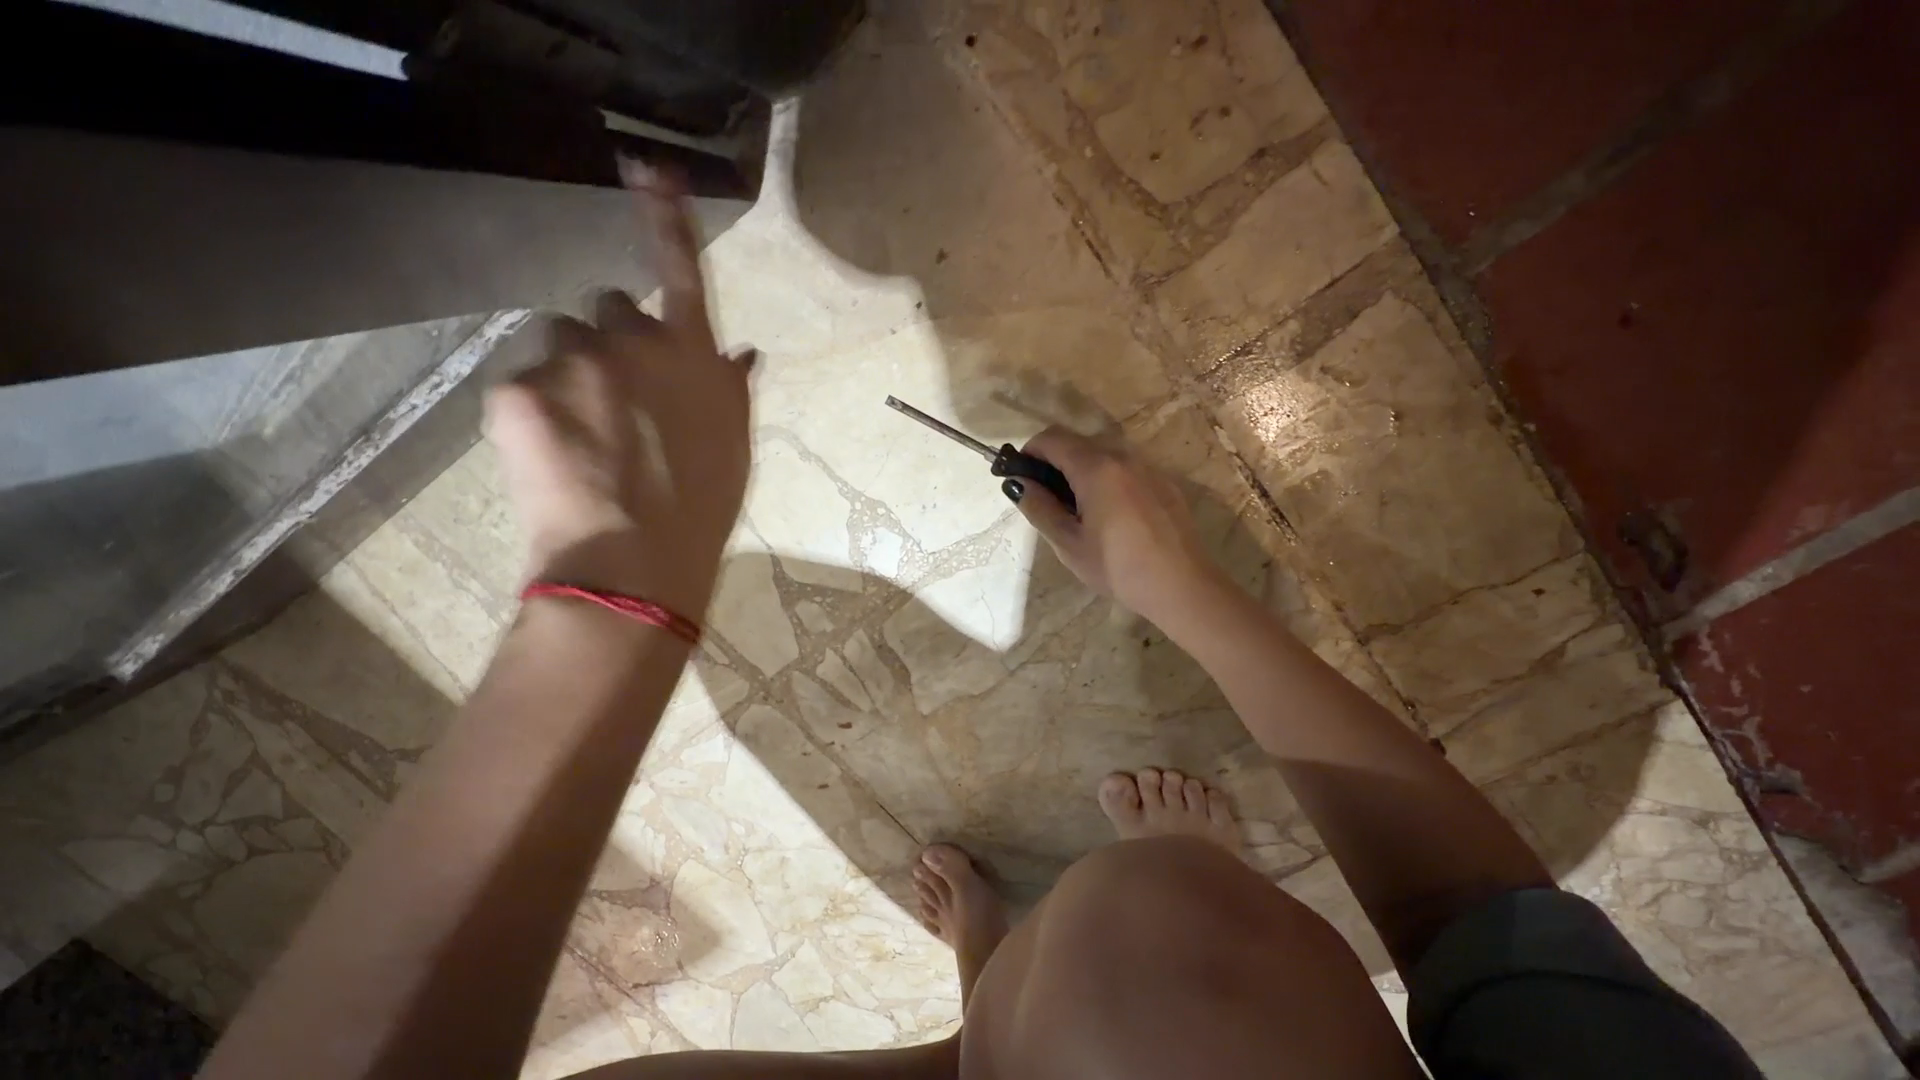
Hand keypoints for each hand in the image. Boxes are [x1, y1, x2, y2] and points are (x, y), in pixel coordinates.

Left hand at [485, 169, 751, 619]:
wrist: (635, 563)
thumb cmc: (699, 512)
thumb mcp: (733, 448)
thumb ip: (730, 390)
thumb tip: (740, 353)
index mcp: (694, 355)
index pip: (679, 267)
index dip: (664, 214)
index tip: (644, 164)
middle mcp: (636, 340)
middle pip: (606, 307)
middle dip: (604, 340)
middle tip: (608, 398)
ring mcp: (576, 360)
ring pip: (554, 341)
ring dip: (563, 371)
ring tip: (576, 435)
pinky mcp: (520, 389)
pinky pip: (520, 382)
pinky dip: (530, 411)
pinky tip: (547, 456)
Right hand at [1013, 428, 1229, 627]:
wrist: (1183, 586)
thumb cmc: (1119, 568)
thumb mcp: (1069, 543)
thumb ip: (1039, 507)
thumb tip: (1018, 483)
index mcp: (1096, 467)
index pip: (1052, 438)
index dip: (1030, 452)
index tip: (1021, 478)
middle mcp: (1123, 456)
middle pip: (1078, 443)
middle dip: (1054, 463)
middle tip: (1046, 501)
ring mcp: (1148, 467)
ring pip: (1104, 456)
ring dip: (1081, 472)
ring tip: (1078, 512)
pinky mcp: (1164, 483)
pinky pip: (1126, 470)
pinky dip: (1108, 481)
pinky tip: (1110, 517)